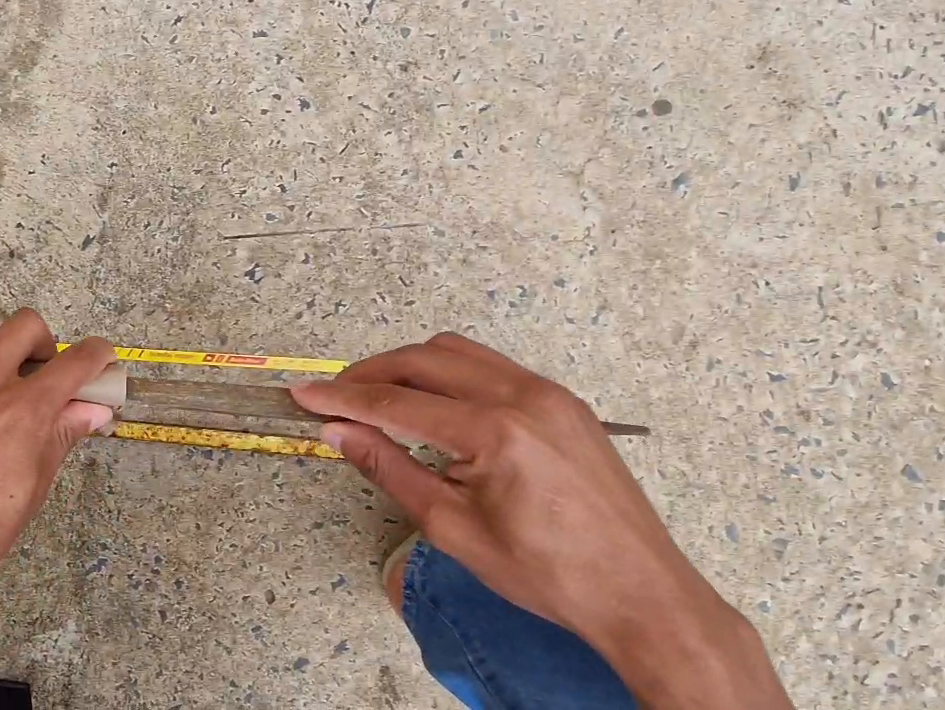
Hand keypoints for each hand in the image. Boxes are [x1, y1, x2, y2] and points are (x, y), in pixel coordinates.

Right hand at [293, 333, 790, 709]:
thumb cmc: (546, 574)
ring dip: (407, 365)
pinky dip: (447, 371)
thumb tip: (336, 432)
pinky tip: (433, 402)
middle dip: (369, 373)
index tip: (302, 395)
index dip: (341, 398)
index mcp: (496, 432)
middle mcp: (523, 396)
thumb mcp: (452, 528)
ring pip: (454, 350)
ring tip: (378, 395)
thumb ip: (388, 468)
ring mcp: (548, 392)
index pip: (396, 403)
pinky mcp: (563, 400)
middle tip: (335, 396)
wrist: (646, 597)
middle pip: (422, 359)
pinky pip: (489, 364)